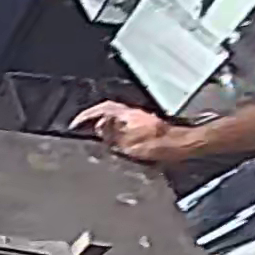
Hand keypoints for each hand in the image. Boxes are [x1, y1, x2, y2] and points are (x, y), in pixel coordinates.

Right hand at [70, 101, 199, 163]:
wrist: (180, 145)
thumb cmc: (156, 146)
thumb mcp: (127, 142)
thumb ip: (110, 132)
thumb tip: (98, 124)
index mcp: (128, 116)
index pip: (103, 109)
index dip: (86, 115)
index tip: (74, 124)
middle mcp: (134, 114)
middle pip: (109, 110)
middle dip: (92, 117)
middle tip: (81, 126)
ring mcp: (140, 119)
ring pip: (115, 116)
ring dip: (102, 122)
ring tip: (92, 133)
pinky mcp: (144, 125)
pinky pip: (121, 122)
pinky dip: (111, 127)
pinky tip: (108, 137)